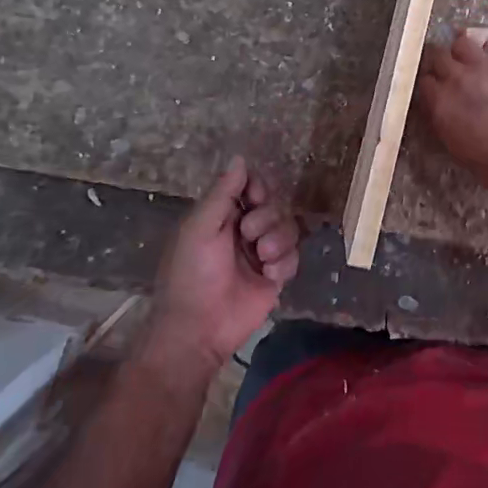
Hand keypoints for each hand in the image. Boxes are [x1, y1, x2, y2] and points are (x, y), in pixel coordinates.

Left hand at [143, 156, 300, 372]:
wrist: (199, 329)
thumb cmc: (192, 275)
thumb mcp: (200, 228)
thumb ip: (222, 193)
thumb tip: (240, 158)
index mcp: (223, 215)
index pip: (251, 185)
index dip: (258, 187)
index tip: (255, 198)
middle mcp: (244, 230)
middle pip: (274, 205)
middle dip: (266, 218)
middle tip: (249, 236)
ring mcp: (262, 253)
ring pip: (289, 228)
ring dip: (278, 240)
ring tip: (262, 259)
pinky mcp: (276, 275)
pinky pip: (295, 256)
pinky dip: (284, 263)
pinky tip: (270, 276)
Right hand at [415, 32, 487, 194]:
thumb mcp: (453, 146)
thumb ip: (440, 119)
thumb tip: (434, 106)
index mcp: (440, 102)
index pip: (422, 80)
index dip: (428, 84)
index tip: (432, 89)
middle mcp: (457, 78)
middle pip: (436, 54)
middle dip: (439, 62)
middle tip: (446, 72)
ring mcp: (483, 66)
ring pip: (462, 42)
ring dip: (461, 51)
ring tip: (469, 61)